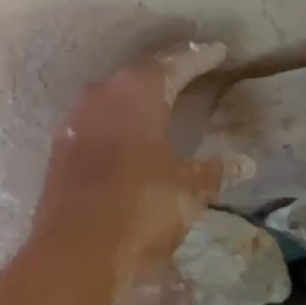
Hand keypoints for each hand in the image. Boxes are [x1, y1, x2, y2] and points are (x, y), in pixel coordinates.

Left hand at [28, 43, 253, 282]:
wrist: (74, 252)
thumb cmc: (140, 209)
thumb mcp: (189, 190)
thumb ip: (215, 171)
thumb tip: (244, 162)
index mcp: (138, 92)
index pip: (175, 63)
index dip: (199, 58)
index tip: (218, 52)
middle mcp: (103, 95)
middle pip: (140, 73)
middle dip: (168, 71)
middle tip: (192, 69)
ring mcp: (76, 121)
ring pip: (114, 96)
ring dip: (138, 96)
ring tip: (162, 101)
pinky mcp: (61, 149)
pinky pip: (97, 122)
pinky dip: (118, 122)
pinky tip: (129, 135)